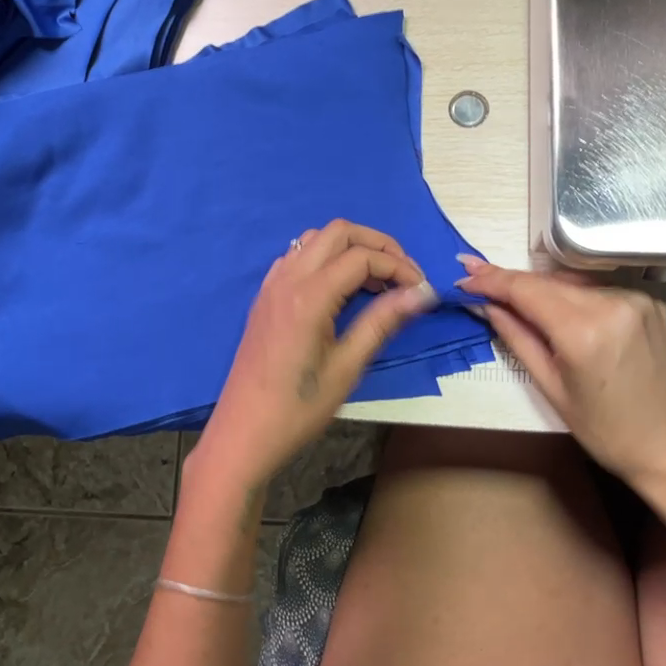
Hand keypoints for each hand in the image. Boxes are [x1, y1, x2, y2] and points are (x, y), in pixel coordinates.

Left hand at [189, 220, 437, 493]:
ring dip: (349, 248)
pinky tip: (339, 289)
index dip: (399, 266)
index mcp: (310, 296)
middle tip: (403, 273)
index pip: (363, 257)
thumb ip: (382, 322)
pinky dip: (325, 258)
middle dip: (377, 244)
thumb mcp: (347, 367)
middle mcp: (288, 279)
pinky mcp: (265, 297)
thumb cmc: (299, 408)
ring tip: (376, 282)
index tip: (422, 289)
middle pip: (338, 232)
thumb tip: (421, 293)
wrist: (244, 433)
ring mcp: (272, 285)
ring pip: (315, 240)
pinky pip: (297, 257)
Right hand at [456, 256, 665, 486]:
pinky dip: (576, 293)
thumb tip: (484, 304)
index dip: (491, 280)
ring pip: (574, 281)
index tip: (464, 274)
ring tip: (516, 297)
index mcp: (584, 332)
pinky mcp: (653, 300)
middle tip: (476, 279)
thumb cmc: (605, 430)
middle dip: (512, 281)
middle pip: (548, 281)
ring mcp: (638, 298)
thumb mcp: (551, 388)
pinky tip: (562, 307)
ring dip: (543, 287)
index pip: (527, 290)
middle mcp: (613, 304)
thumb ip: (516, 337)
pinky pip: (601, 288)